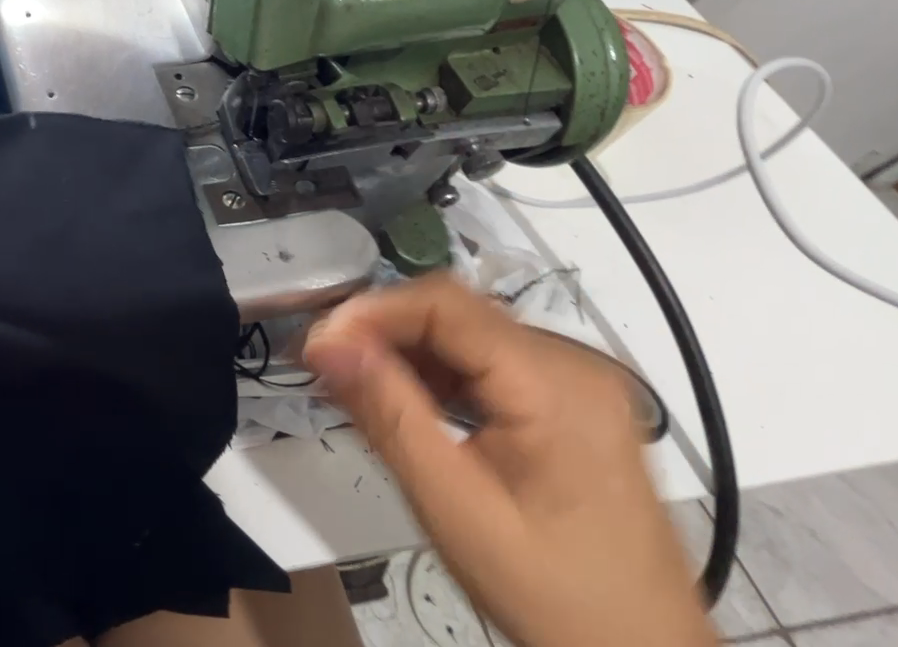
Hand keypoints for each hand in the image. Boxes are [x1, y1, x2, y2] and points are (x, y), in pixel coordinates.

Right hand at [304, 276, 715, 646]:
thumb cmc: (552, 592)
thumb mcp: (453, 504)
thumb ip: (387, 413)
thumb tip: (326, 344)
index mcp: (556, 384)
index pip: (445, 305)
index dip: (370, 312)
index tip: (317, 347)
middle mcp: (575, 366)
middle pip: (457, 314)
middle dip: (381, 331)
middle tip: (325, 366)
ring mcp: (579, 383)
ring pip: (468, 335)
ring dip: (405, 352)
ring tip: (353, 384)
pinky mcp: (573, 403)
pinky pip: (490, 363)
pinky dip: (439, 373)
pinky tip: (405, 402)